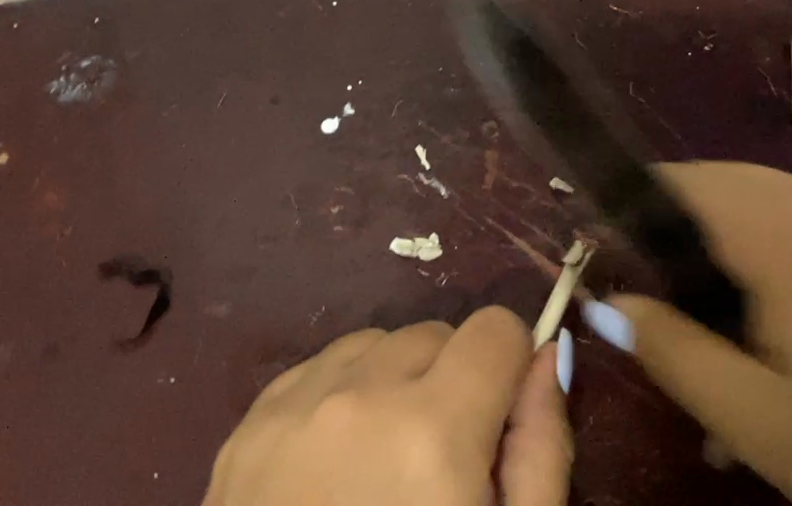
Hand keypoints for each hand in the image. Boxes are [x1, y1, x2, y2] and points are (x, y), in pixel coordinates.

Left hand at [205, 306, 571, 505]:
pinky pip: (318, 367)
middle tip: (440, 460)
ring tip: (383, 461)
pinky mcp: (248, 424)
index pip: (495, 329)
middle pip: (434, 334)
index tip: (500, 419)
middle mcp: (361, 396)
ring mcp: (296, 406)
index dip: (509, 368)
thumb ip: (541, 449)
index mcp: (434, 432)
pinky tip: (335, 463)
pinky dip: (340, 395)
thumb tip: (543, 357)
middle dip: (451, 381)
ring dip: (392, 382)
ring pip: (374, 343)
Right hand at [595, 162, 791, 505]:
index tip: (604, 254)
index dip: (628, 206)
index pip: (678, 183)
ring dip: (730, 245)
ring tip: (730, 327)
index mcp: (786, 234)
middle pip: (722, 187)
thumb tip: (607, 304)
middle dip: (678, 232)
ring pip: (769, 204)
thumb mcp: (768, 426)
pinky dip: (781, 253)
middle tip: (668, 308)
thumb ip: (675, 355)